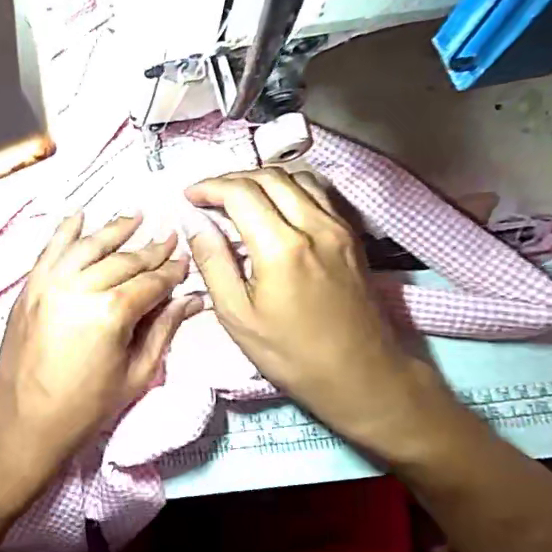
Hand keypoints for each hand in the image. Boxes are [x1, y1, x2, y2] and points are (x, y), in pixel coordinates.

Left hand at [0, 212, 200, 512]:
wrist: (22, 425)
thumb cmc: (85, 409)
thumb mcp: (137, 375)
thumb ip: (163, 330)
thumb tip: (191, 301)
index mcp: (111, 313)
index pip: (150, 282)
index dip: (172, 272)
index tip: (186, 261)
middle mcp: (79, 289)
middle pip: (123, 261)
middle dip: (150, 249)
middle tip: (170, 236)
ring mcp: (50, 285)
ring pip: (88, 246)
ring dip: (113, 230)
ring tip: (135, 217)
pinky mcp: (29, 289)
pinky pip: (50, 251)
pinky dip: (65, 231)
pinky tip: (80, 217)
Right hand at [184, 168, 479, 462]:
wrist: (361, 374)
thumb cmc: (292, 355)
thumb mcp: (238, 317)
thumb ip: (213, 262)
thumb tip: (194, 221)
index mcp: (281, 248)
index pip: (240, 192)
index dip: (209, 187)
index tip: (189, 196)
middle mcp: (314, 225)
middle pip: (268, 177)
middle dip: (232, 178)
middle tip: (209, 197)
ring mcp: (338, 227)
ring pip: (297, 178)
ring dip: (263, 179)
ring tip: (240, 199)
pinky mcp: (352, 235)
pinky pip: (319, 193)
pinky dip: (291, 188)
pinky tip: (277, 207)